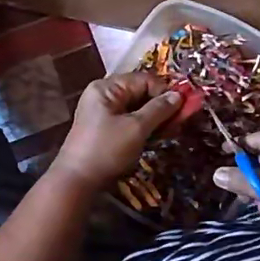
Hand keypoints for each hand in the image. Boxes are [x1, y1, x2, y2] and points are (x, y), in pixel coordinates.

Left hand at [50, 72, 181, 189]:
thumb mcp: (136, 128)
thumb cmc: (107, 150)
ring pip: (136, 108)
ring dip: (155, 118)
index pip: (144, 79)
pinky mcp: (104, 128)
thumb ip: (159, 109)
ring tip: (170, 131)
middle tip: (179, 123)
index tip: (182, 109)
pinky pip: (129, 120)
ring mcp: (102, 112)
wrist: (77, 181)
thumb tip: (179, 95)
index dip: (164, 92)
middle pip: (140, 92)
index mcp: (107, 88)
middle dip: (161, 106)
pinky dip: (144, 127)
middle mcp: (103, 95)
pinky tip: (156, 137)